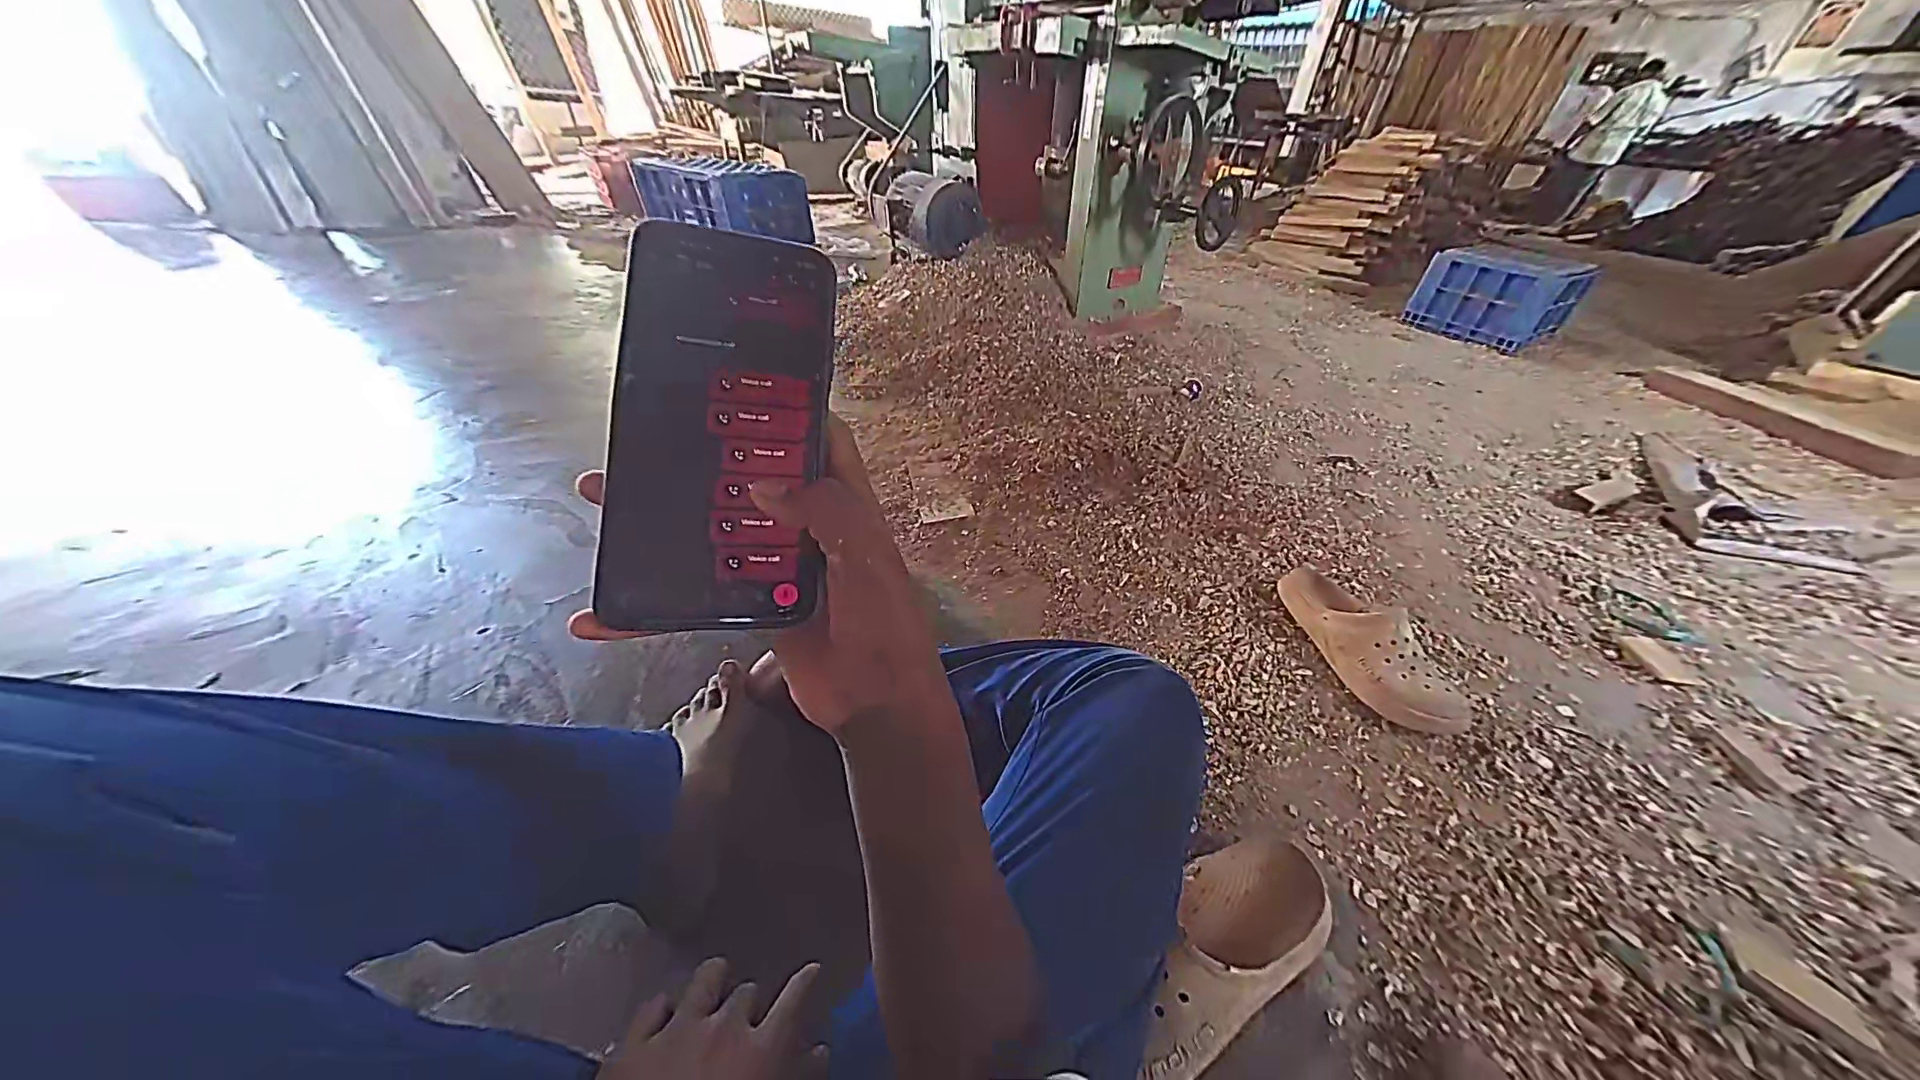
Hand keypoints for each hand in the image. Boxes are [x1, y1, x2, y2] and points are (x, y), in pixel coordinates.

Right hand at [570, 415, 952, 738]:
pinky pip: (698, 596)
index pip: (823, 441)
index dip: (793, 410)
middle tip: (655, 437)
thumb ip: (827, 511)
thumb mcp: (866, 558)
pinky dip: (653, 606)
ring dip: (669, 518)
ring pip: (717, 529)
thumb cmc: (884, 624)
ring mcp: (777, 565)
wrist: (873, 701)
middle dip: (711, 458)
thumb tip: (760, 485)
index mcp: (845, 504)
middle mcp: (809, 526)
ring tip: (609, 495)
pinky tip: (603, 611)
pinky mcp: (753, 605)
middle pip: (756, 477)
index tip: (743, 385)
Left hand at [598, 957, 821, 1079]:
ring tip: (713, 990)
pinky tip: (665, 1015)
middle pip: (747, 993)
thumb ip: (798, 1076)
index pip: (794, 1002)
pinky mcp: (633, 1047)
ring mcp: (676, 1032)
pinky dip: (664, 1008)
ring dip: (713, 983)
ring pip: (705, 979)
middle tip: (745, 1022)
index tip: (812, 970)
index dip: (804, 983)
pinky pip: (654, 1006)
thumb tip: (821, 1052)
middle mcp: (724, 1029)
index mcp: (760, 1052)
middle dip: (748, 1005)